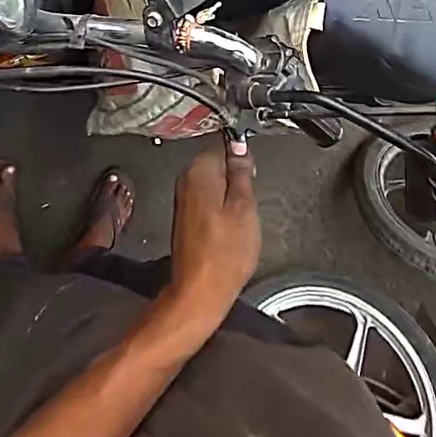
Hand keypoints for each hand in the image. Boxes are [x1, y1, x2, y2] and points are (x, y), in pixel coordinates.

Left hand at [166, 142, 259, 320]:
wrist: (200, 290)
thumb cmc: (225, 252)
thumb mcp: (245, 207)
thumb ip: (242, 172)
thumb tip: (239, 146)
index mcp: (199, 170)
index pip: (224, 146)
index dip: (242, 162)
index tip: (251, 180)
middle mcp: (186, 178)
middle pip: (218, 166)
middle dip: (236, 182)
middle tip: (246, 206)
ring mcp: (183, 197)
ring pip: (215, 185)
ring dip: (229, 198)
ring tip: (238, 222)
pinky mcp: (185, 215)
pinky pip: (208, 201)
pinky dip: (220, 211)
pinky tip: (227, 231)